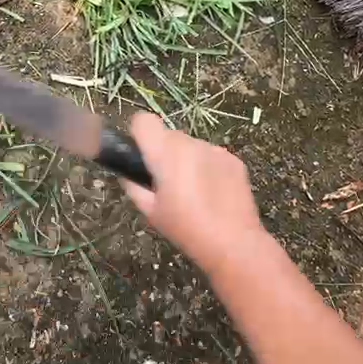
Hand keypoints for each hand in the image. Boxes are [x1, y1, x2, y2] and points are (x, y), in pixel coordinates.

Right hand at [120, 112, 267, 272]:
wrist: (234, 243)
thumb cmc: (186, 229)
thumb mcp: (150, 212)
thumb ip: (133, 186)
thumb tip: (128, 173)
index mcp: (166, 154)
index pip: (143, 120)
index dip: (139, 136)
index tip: (142, 157)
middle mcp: (190, 143)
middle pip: (167, 135)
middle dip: (163, 152)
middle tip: (167, 183)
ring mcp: (215, 149)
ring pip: (190, 145)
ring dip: (186, 159)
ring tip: (193, 192)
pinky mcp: (233, 159)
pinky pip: (210, 155)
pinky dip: (206, 167)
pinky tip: (213, 193)